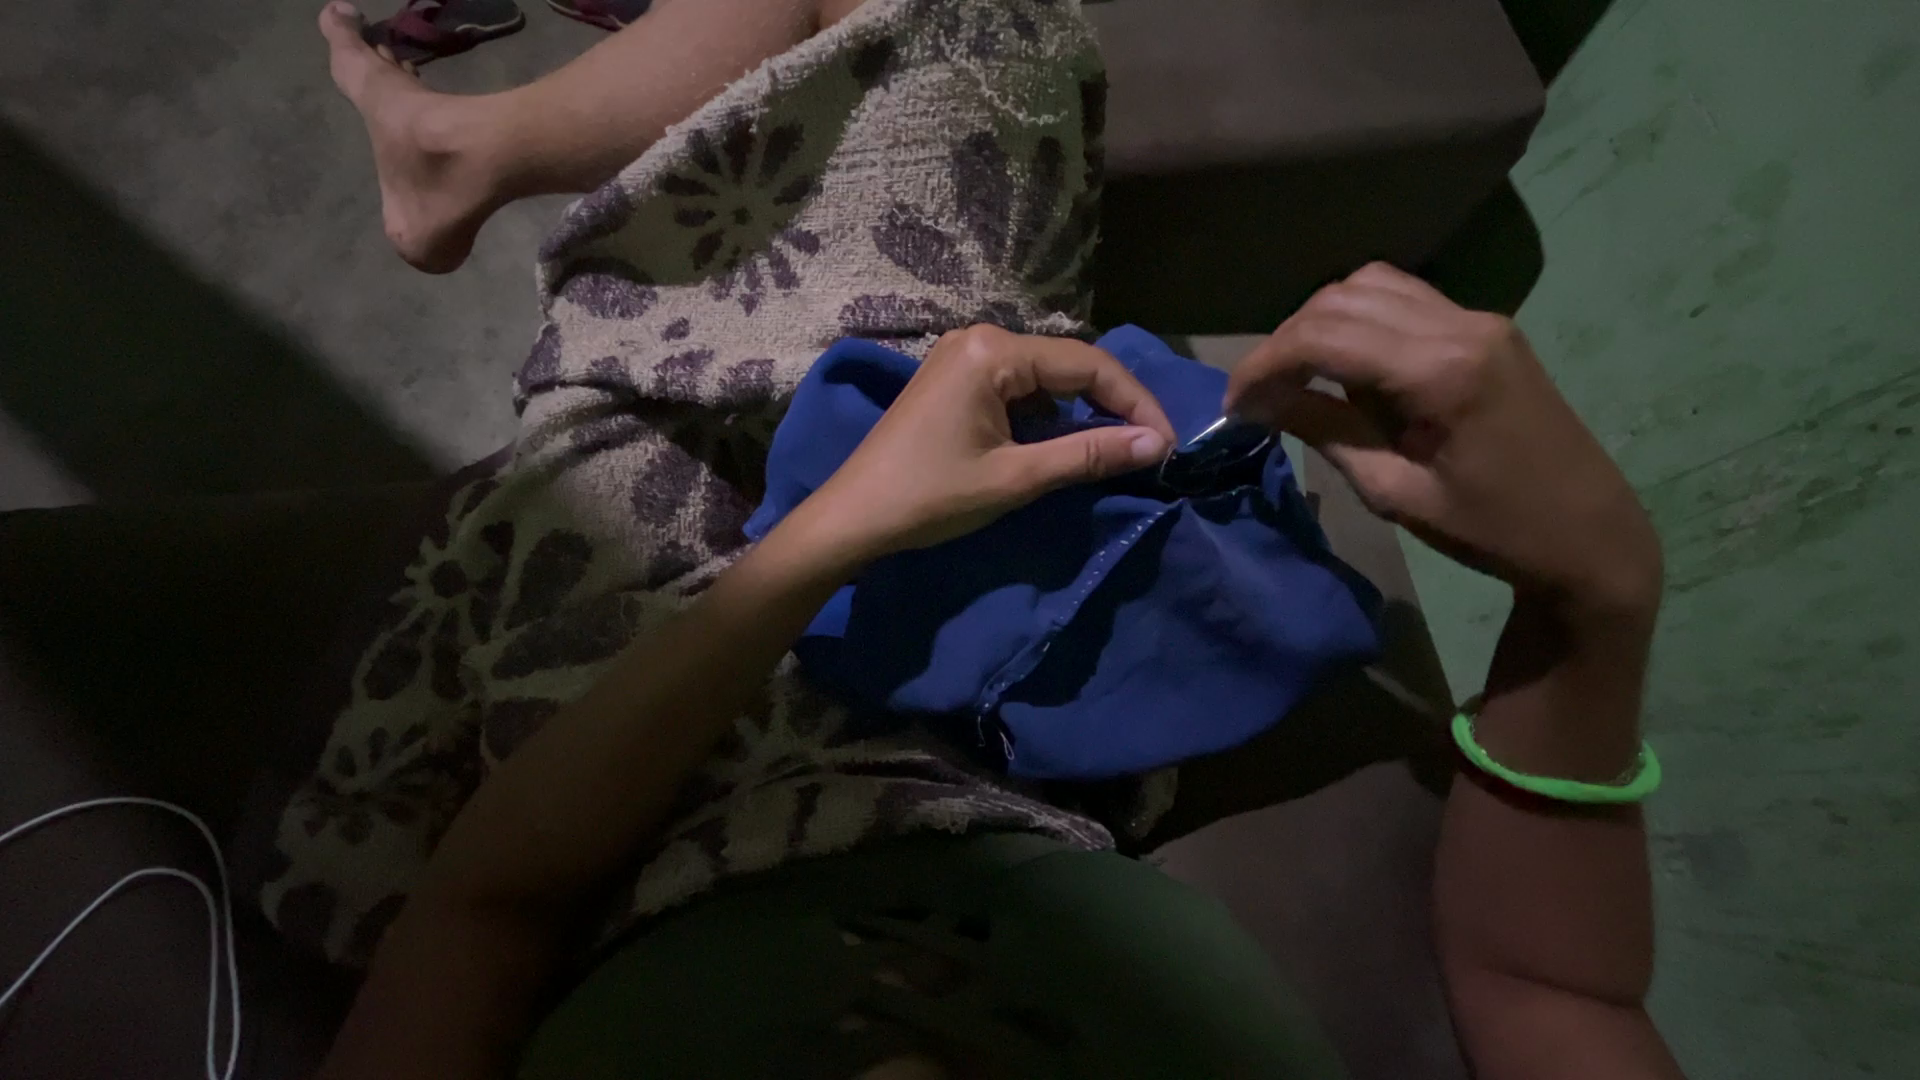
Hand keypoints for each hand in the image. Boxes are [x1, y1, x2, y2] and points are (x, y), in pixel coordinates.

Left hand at [800, 325, 1174, 562]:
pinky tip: (1060, 444)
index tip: (1168, 444)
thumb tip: (1157, 443)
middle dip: (1111, 406)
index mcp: (994, 352)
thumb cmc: (931, 497)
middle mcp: (980, 339)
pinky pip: (1016, 389)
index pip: (1089, 364)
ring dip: (1079, 412)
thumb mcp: (1016, 477)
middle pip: (1068, 365)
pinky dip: (1044, 416)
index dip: (1135, 403)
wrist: (854, 517)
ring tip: (1112, 451)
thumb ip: (1088, 454)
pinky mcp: (953, 380)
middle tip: (1147, 448)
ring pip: (1044, 378)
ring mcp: (963, 357)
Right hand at [1225, 263, 1660, 616]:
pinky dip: (1353, 320)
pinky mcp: (1482, 327)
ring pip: (1367, 286)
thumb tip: (1259, 402)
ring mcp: (1477, 318)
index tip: (1233, 405)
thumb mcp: (1392, 492)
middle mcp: (1461, 325)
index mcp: (1441, 372)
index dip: (1263, 365)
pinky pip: (1399, 298)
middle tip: (1257, 396)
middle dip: (1282, 343)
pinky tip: (1341, 363)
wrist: (1588, 533)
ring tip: (1293, 377)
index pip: (1323, 337)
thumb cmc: (1489, 529)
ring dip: (1316, 325)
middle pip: (1340, 299)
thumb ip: (1324, 432)